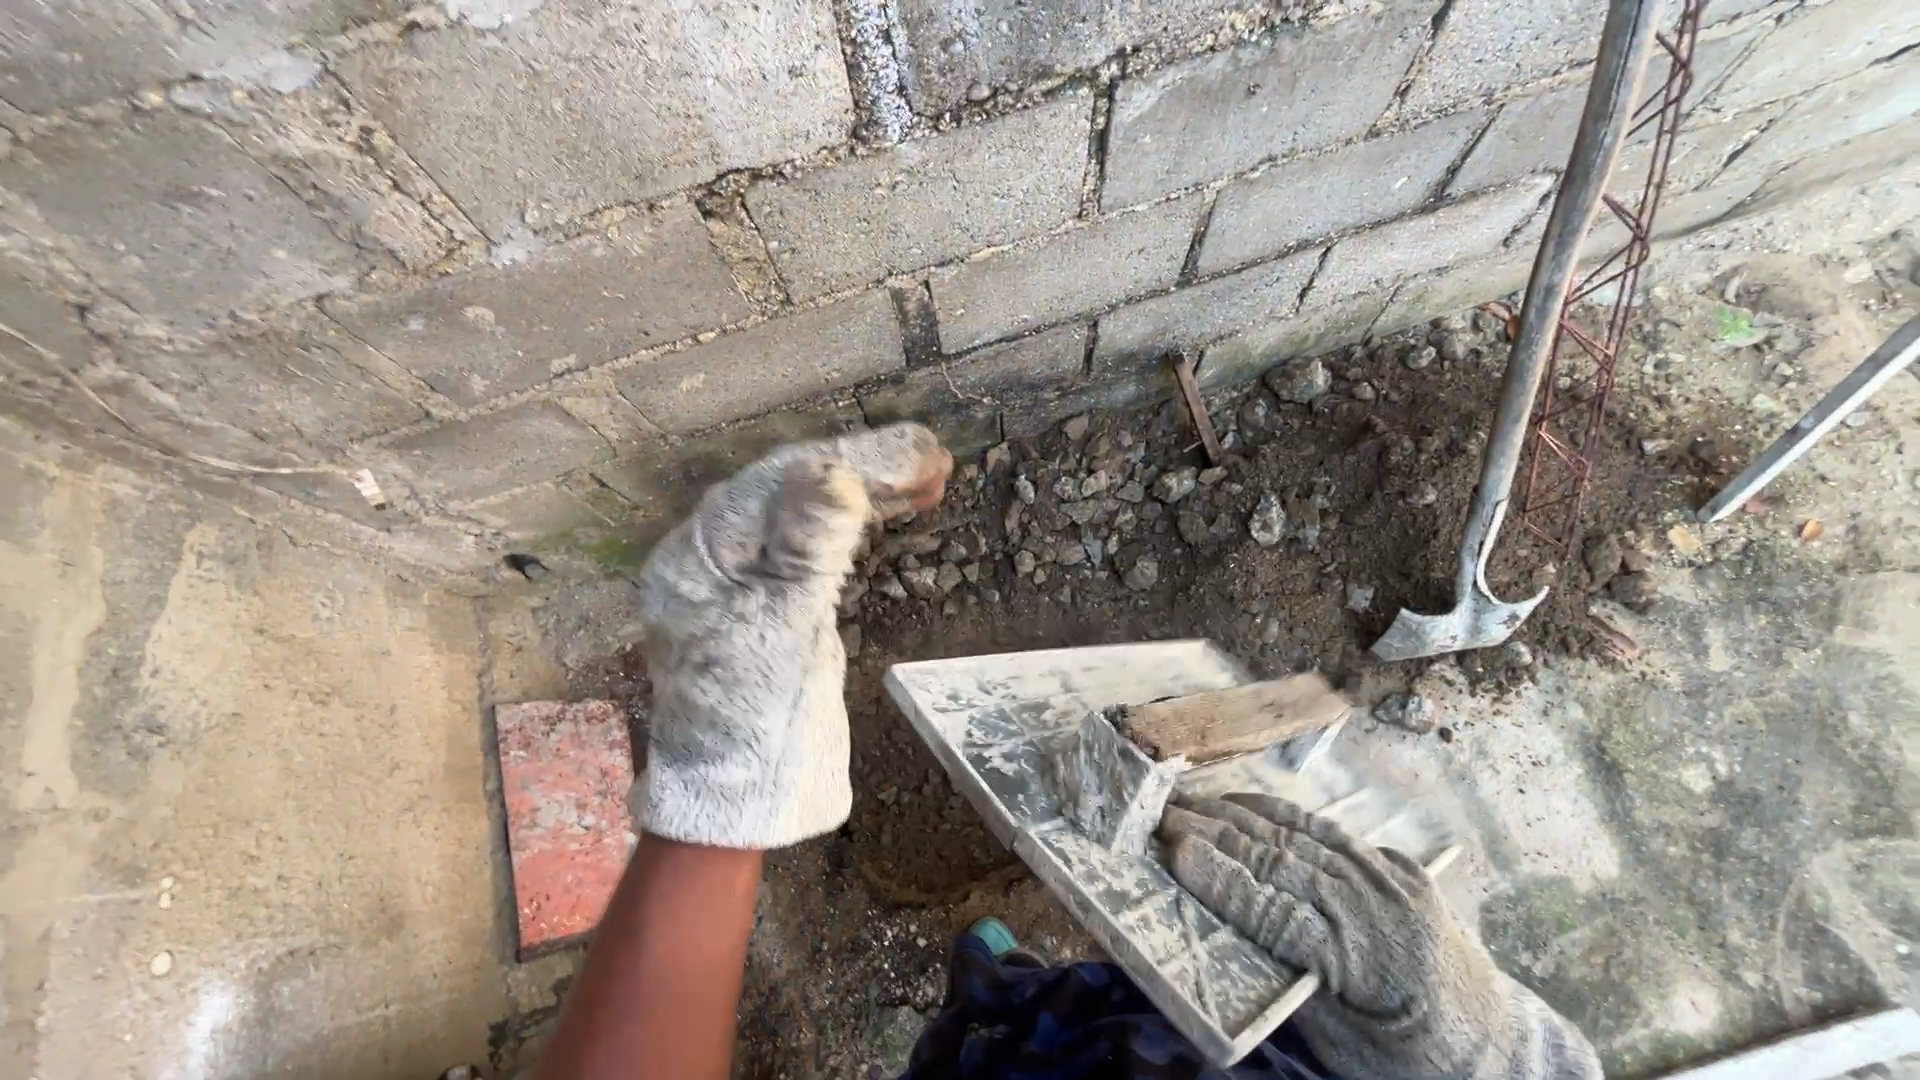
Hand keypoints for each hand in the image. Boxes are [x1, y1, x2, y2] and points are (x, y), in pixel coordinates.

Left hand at [636, 423, 951, 849]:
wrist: (747, 795)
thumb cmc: (755, 719)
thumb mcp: (782, 629)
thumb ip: (807, 550)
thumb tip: (837, 472)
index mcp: (702, 554)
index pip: (778, 482)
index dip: (851, 460)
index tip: (916, 452)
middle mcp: (720, 554)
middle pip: (796, 489)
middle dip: (867, 469)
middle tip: (936, 458)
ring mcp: (751, 574)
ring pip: (813, 512)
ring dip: (872, 490)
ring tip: (933, 474)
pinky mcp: (781, 596)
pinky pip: (821, 543)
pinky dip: (863, 524)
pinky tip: (900, 506)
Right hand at [1159, 794, 1599, 1079]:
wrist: (1498, 1043)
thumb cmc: (1408, 1058)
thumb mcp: (1343, 1042)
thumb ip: (1286, 977)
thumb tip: (1218, 928)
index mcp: (1368, 965)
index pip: (1278, 914)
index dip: (1223, 882)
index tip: (1175, 854)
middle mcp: (1379, 908)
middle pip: (1281, 861)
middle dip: (1214, 834)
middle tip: (1161, 816)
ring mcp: (1392, 878)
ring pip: (1300, 833)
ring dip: (1236, 813)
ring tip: (1188, 801)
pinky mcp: (1396, 863)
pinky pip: (1328, 829)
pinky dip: (1277, 813)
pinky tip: (1243, 805)